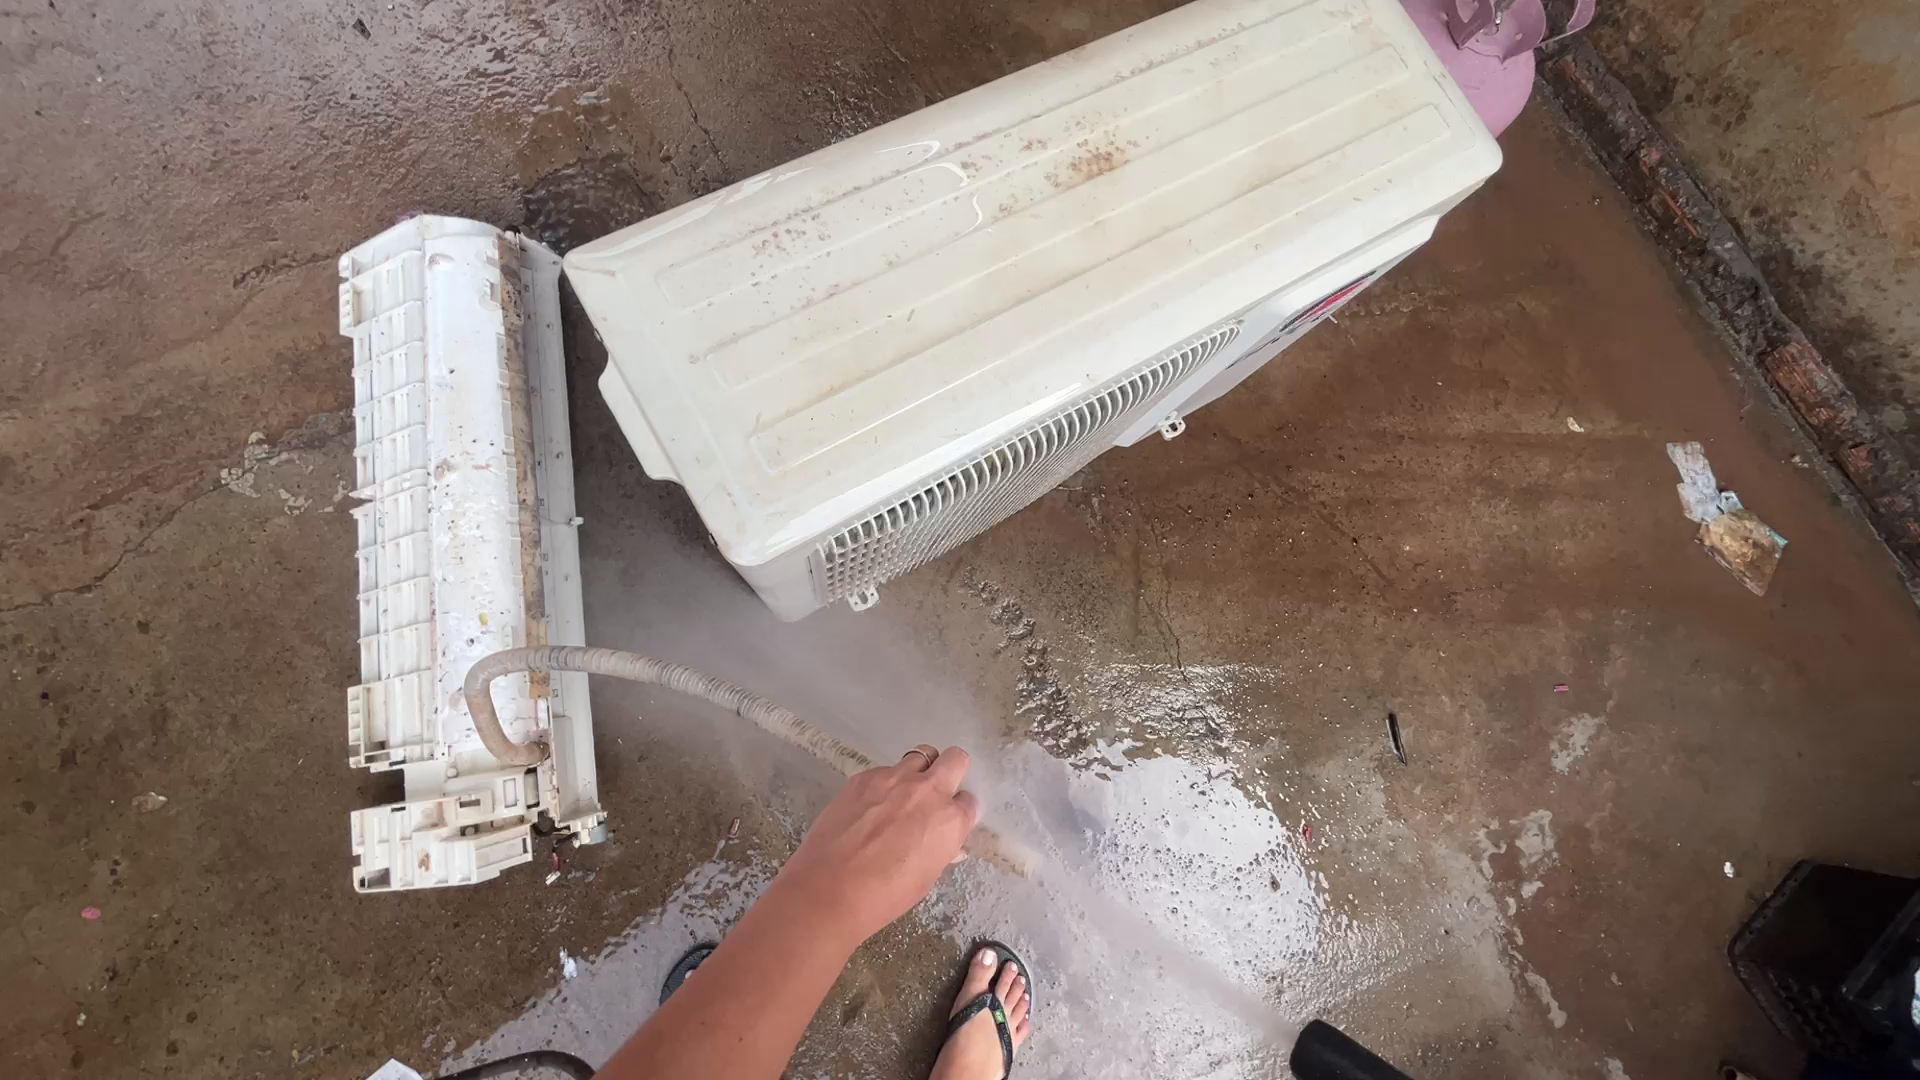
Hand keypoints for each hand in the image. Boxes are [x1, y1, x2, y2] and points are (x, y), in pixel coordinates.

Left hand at [770, 745, 980, 945]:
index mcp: (950, 820)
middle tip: (936, 790)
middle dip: (951, 770)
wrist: (831, 888)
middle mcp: (929, 791)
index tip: (948, 820)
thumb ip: (941, 852)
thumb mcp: (925, 878)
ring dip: (918, 771)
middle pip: (956, 758)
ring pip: (920, 755)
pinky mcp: (866, 776)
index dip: (959, 810)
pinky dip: (884, 783)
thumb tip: (950, 845)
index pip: (970, 801)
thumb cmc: (885, 896)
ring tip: (902, 793)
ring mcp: (896, 778)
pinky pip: (885, 770)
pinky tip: (869, 806)